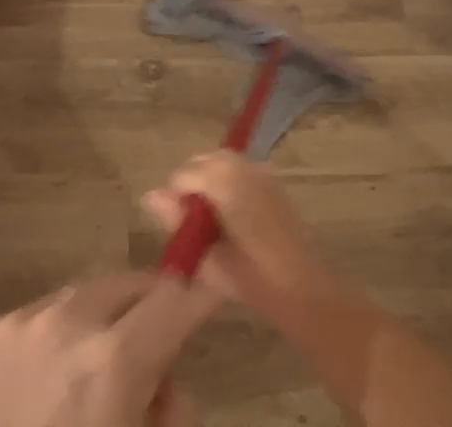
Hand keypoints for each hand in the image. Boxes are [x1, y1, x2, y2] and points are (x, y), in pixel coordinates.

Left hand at [0, 271, 221, 426]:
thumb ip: (168, 413)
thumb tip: (166, 382)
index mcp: (114, 361)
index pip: (176, 298)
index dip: (198, 301)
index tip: (209, 303)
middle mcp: (66, 323)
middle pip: (130, 282)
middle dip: (151, 305)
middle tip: (155, 345)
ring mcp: (18, 322)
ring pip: (82, 295)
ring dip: (101, 319)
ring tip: (93, 370)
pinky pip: (37, 316)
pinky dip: (54, 335)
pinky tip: (44, 381)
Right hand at [140, 151, 337, 316]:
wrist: (301, 290)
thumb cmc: (251, 278)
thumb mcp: (205, 256)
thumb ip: (176, 220)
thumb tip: (150, 196)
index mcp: (227, 184)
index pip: (185, 174)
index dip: (175, 196)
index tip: (177, 223)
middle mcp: (245, 169)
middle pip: (205, 160)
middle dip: (191, 182)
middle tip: (190, 219)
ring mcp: (264, 174)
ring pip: (224, 162)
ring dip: (210, 179)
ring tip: (209, 216)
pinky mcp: (276, 185)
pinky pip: (243, 171)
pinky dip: (229, 182)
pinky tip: (231, 213)